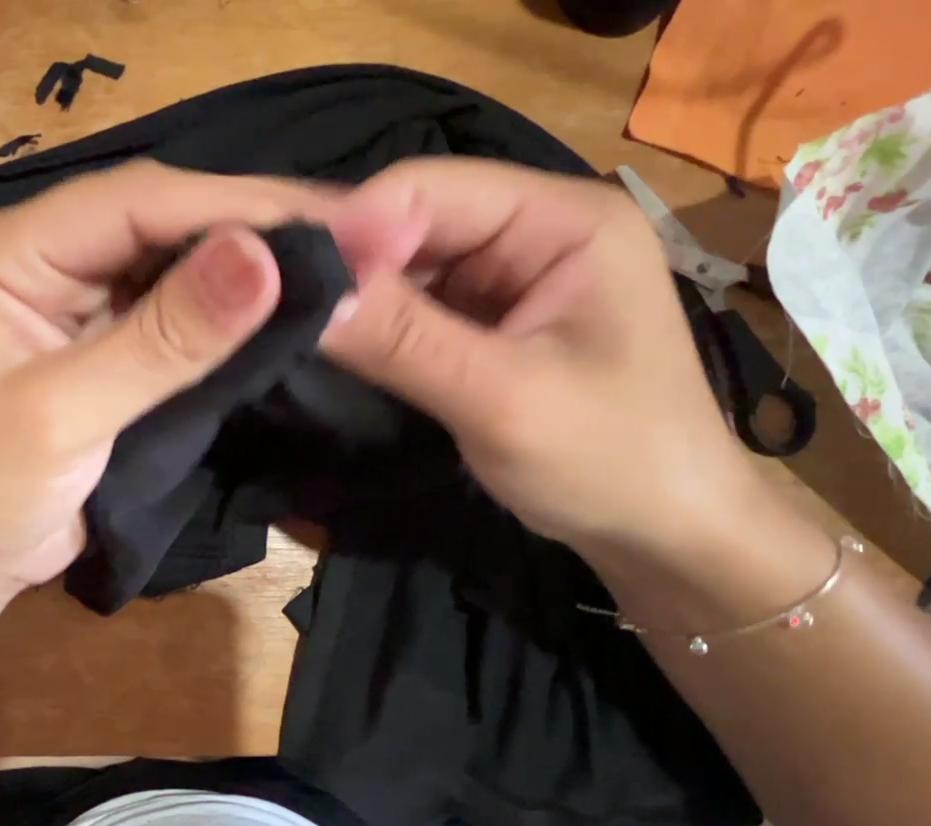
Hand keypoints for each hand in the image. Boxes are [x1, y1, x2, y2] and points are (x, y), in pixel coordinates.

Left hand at [0, 162, 359, 589]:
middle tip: (368, 237)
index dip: (238, 207)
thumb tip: (264, 258)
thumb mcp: (66, 414)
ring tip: (355, 261)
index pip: (140, 204)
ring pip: (189, 257)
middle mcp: (57, 255)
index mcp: (20, 252)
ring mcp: (91, 298)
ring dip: (264, 262)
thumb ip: (160, 341)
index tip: (336, 223)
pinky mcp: (121, 341)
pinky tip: (300, 301)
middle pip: (171, 217)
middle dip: (264, 225)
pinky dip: (244, 307)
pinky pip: (191, 308)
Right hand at [320, 159, 767, 560]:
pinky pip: (412, 309)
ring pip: (404, 267)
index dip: (351, 229)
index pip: (428, 190)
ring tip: (287, 329)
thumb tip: (299, 292)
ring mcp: (509, 279)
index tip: (277, 282)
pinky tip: (334, 347)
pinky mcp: (488, 324)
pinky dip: (373, 327)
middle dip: (346, 264)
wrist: (662, 531)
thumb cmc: (609, 460)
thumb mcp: (502, 400)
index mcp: (562, 220)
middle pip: (412, 223)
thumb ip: (404, 342)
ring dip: (353, 298)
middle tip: (268, 309)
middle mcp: (532, 232)